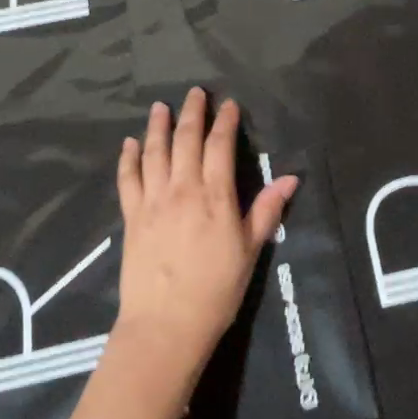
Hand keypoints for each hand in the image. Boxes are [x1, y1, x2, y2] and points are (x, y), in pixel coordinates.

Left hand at [114, 87, 298, 367]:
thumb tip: (289, 178)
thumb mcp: (250, 251)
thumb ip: (266, 211)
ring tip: (160, 107)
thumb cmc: (216, 290)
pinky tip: (130, 144)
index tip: (228, 104)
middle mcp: (182, 189)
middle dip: (192, 113)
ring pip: (154, 153)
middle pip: (186, 141)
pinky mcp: (132, 217)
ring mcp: (153, 201)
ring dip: (157, 127)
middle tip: (194, 93)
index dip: (225, 122)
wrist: (165, 325)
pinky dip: (129, 158)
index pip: (220, 146)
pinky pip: (128, 179)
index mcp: (215, 196)